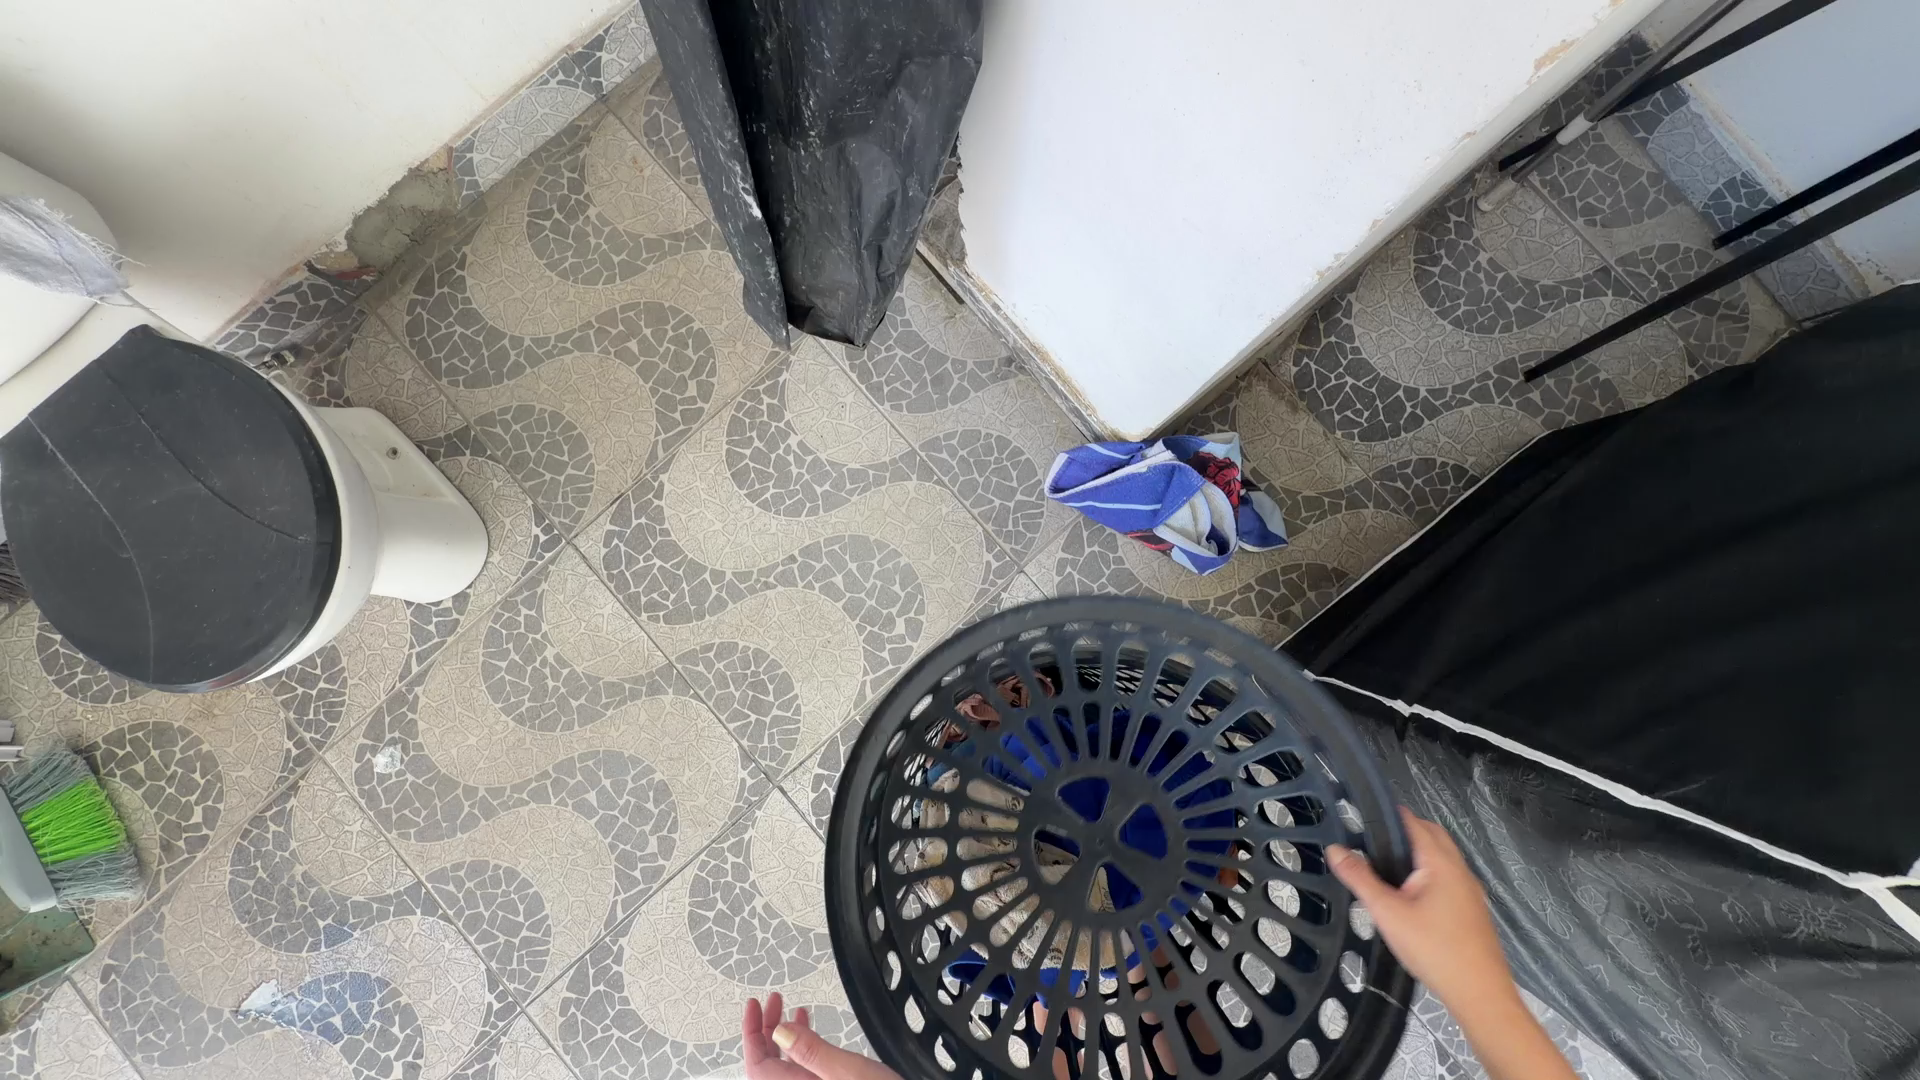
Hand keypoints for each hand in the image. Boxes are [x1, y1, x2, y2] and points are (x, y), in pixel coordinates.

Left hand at [742, 995, 900, 1079]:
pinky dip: (800, 1044)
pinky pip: (800, 1069)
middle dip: (765, 1029)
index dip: (751, 1033)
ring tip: (786, 1007)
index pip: (757, 1066)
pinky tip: (808, 1027)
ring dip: (782, 1034)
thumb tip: (780, 1031)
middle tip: (772, 1001)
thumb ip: (812, 1051)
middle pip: (767, 1065)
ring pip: (783, 1066)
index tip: (753, 1005)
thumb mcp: (846, 1072)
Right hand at [1327, 808, 1513, 1014]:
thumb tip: (1335, 849)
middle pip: (1433, 835)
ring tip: (1386, 863)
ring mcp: (1471, 892)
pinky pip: (1449, 875)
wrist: (1480, 996)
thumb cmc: (1433, 949)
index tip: (1362, 811)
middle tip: (1373, 837)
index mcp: (1441, 864)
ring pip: (1444, 856)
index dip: (1389, 813)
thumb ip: (1360, 879)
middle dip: (1406, 828)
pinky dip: (1429, 869)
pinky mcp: (1473, 910)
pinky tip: (1411, 892)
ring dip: (1419, 849)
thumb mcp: (1388, 913)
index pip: (1414, 823)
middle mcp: (1460, 871)